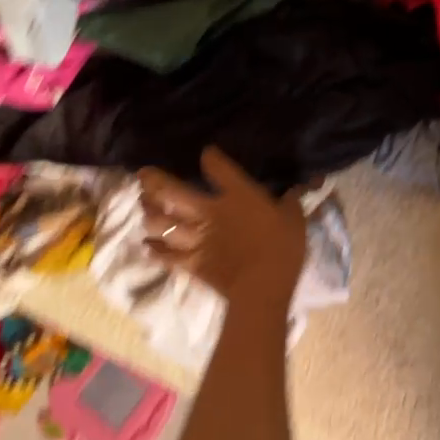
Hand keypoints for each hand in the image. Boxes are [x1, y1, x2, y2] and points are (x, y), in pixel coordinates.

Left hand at [139, 148, 309, 303]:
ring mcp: (196, 237)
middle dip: (155, 181)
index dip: (210, 158)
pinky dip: (154, 249)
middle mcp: (210, 211)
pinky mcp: (190, 262)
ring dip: (150, 213)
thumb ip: (290, 201)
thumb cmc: (283, 247)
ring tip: (145, 206)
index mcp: (238, 195)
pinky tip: (148, 244)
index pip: (218, 168)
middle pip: (173, 193)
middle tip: (143, 174)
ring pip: (161, 223)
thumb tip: (296, 189)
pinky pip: (165, 254)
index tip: (206, 153)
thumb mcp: (294, 218)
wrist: (262, 287)